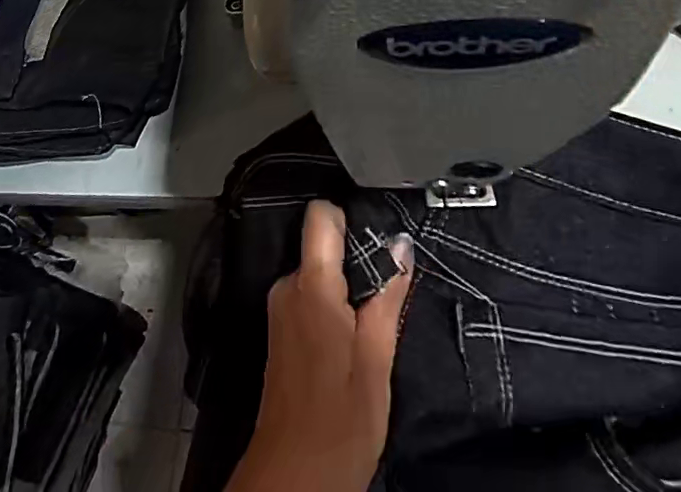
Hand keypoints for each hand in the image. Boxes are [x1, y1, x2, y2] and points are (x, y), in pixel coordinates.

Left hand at [226, 201, 414, 491]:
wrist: (291, 478)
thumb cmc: (340, 420)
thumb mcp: (377, 357)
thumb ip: (388, 295)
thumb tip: (401, 245)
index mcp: (310, 286)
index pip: (320, 216)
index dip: (350, 215)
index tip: (379, 229)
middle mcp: (286, 287)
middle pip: (323, 245)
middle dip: (357, 259)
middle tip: (391, 285)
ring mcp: (279, 309)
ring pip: (319, 271)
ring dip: (348, 286)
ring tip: (377, 315)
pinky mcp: (280, 330)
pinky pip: (310, 295)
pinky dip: (334, 303)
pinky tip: (356, 334)